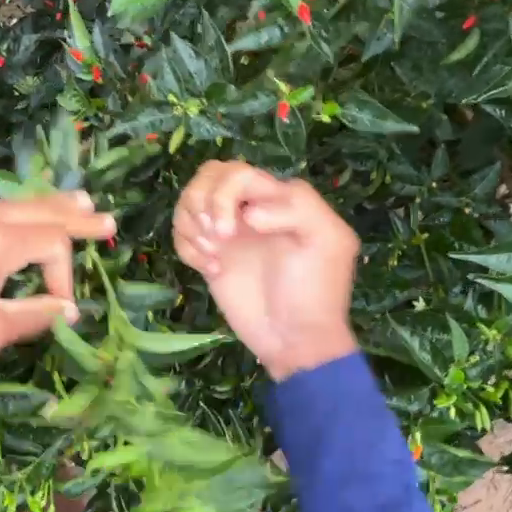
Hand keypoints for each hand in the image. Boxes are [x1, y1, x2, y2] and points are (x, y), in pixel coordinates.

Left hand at [0, 192, 114, 361]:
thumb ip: (35, 316)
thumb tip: (69, 310)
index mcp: (3, 240)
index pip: (55, 246)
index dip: (65, 278)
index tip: (59, 311)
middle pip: (44, 210)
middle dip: (76, 217)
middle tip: (106, 220)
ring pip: (21, 203)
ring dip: (52, 205)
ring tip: (79, 202)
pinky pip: (0, 206)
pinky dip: (25, 207)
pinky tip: (27, 211)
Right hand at [172, 161, 359, 380]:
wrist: (295, 339)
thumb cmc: (315, 289)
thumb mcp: (328, 239)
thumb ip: (298, 207)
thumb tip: (249, 214)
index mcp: (278, 198)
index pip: (236, 173)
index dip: (224, 195)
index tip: (232, 232)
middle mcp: (249, 208)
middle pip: (207, 177)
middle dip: (201, 202)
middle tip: (218, 239)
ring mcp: (228, 233)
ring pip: (189, 202)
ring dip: (192, 226)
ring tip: (213, 256)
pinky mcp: (211, 256)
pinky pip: (182, 235)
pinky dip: (188, 249)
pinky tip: (212, 270)